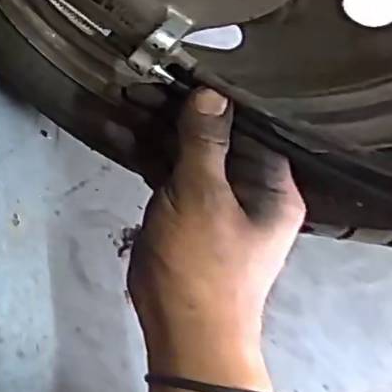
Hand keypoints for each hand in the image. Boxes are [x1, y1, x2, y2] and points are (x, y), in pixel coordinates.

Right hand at [128, 88, 303, 380]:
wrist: (181, 324)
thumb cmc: (204, 263)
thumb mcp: (203, 194)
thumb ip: (204, 141)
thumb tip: (211, 92)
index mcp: (271, 186)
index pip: (250, 126)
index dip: (219, 97)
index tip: (185, 67)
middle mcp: (246, 187)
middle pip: (213, 133)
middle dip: (178, 108)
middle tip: (144, 78)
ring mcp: (211, 196)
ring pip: (185, 147)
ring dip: (157, 125)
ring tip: (127, 93)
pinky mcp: (181, 204)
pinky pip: (165, 165)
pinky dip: (146, 148)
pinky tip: (120, 125)